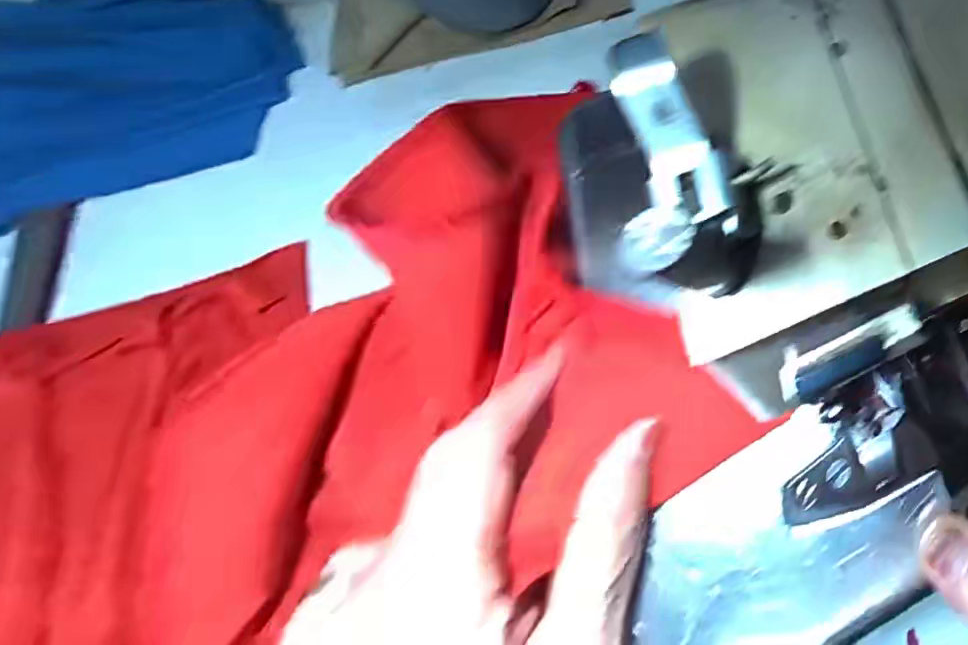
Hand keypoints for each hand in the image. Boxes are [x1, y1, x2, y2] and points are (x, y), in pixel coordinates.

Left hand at [281, 350, 656, 644]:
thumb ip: (605, 533)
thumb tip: (640, 430)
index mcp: (429, 581)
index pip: (472, 448)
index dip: (521, 391)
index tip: (568, 350)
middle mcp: (362, 597)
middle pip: (432, 480)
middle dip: (499, 433)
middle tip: (557, 408)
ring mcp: (328, 637)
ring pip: (396, 528)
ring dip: (459, 489)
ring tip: (512, 478)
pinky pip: (362, 580)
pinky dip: (419, 544)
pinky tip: (444, 568)